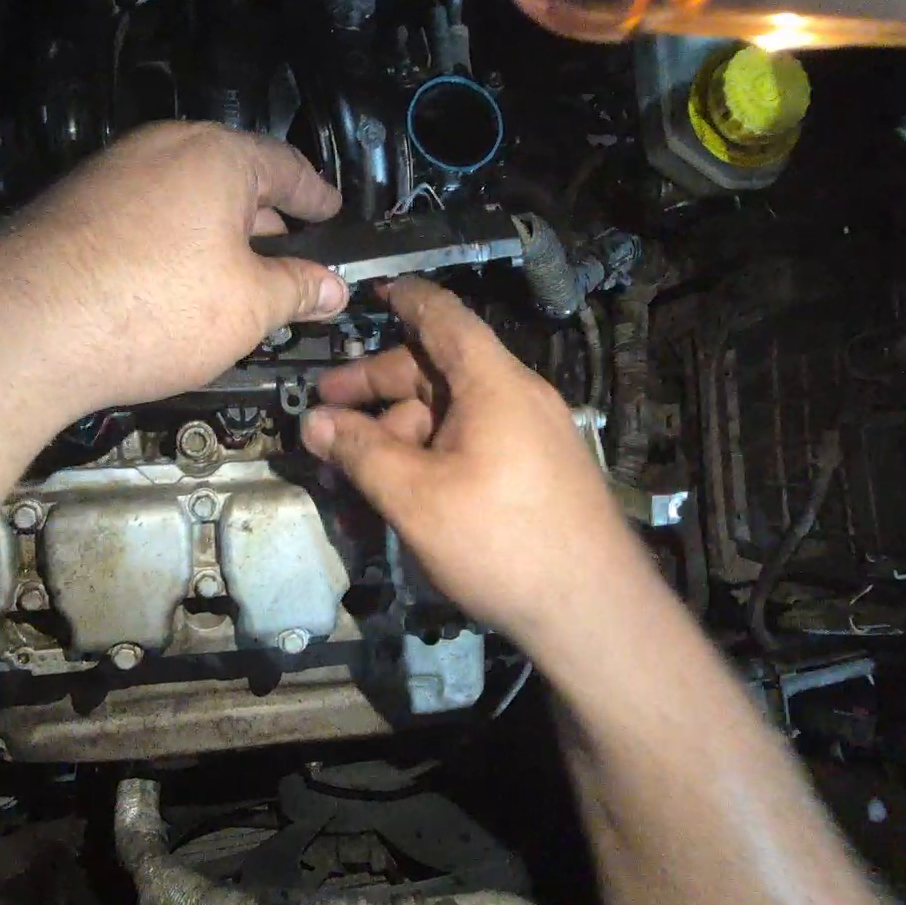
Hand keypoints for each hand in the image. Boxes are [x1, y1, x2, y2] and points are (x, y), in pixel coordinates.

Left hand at [0, 121, 347, 446]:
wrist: (25, 329)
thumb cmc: (157, 308)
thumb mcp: (249, 306)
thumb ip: (298, 290)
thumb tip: (334, 287)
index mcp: (215, 156)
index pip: (285, 166)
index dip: (316, 195)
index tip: (333, 214)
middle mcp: (160, 150)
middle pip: (230, 179)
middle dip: (265, 218)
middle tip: (290, 253)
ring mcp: (108, 176)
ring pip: (182, 201)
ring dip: (215, 236)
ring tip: (233, 278)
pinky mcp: (69, 210)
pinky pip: (142, 220)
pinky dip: (170, 248)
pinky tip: (171, 289)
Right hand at [301, 277, 635, 643]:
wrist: (592, 612)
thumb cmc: (500, 541)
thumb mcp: (414, 496)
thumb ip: (360, 452)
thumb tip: (313, 422)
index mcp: (494, 384)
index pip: (444, 318)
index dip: (406, 300)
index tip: (373, 292)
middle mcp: (518, 398)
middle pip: (437, 371)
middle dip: (377, 386)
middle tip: (326, 410)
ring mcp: (532, 437)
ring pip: (451, 414)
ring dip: (399, 430)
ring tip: (356, 467)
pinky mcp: (537, 472)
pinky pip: (474, 443)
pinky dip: (432, 452)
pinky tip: (403, 488)